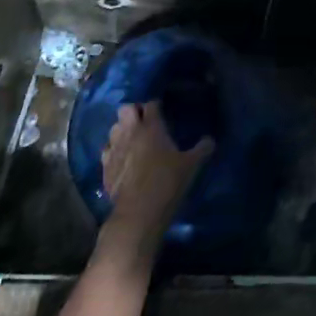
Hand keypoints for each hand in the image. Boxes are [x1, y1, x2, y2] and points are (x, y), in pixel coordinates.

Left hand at [101, 102, 212, 244]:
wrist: (139, 211)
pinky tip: (121, 158)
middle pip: (126, 109)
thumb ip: (202, 149)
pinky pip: (107, 149)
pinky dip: (114, 149)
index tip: (163, 110)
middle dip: (134, 111)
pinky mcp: (104, 165)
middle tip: (145, 121)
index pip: (151, 104)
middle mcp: (129, 131)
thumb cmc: (168, 183)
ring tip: (132, 138)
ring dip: (122, 128)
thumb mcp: (192, 166)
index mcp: (151, 127)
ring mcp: (114, 147)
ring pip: (114, 127)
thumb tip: (210, 140)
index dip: (156, 105)